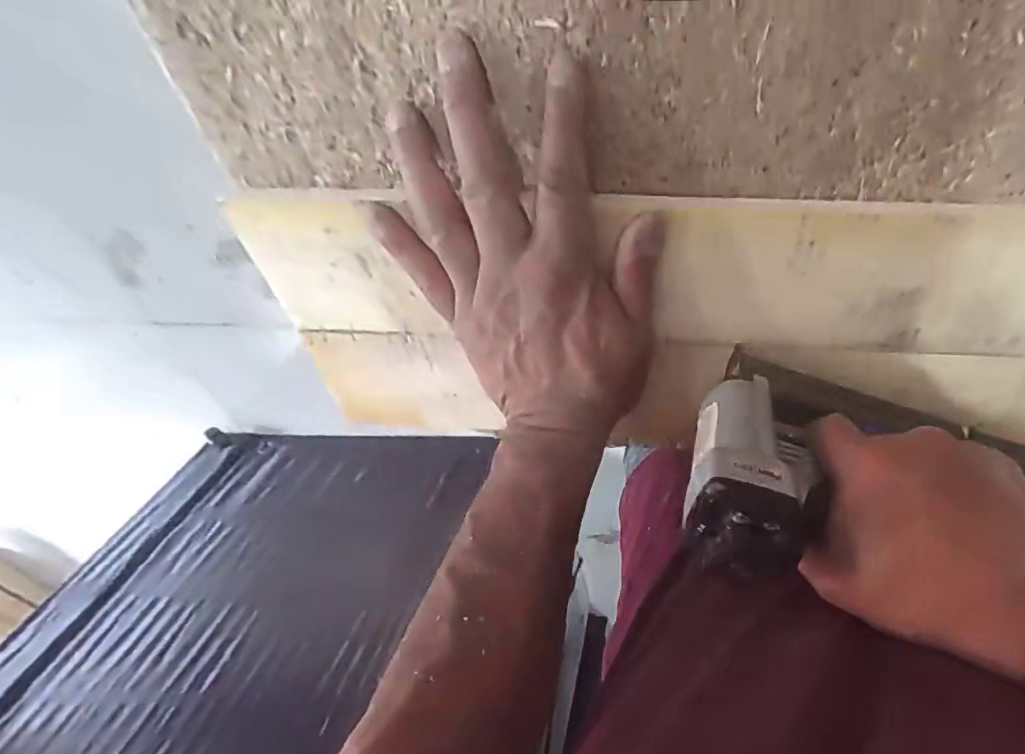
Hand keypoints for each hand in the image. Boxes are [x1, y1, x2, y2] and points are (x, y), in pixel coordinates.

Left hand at [371, 31, 663, 441]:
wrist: (557, 429)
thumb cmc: (603, 381)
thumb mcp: (637, 331)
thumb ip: (636, 275)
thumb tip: (650, 223)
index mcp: (562, 265)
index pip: (563, 179)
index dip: (563, 121)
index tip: (560, 67)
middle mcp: (513, 263)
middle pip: (487, 178)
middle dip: (471, 111)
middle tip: (453, 53)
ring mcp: (479, 287)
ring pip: (442, 214)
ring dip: (418, 159)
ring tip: (399, 109)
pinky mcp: (460, 314)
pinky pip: (426, 274)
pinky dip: (399, 243)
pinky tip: (374, 210)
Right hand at [801, 416, 1024, 656]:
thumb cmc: (930, 594)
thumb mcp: (853, 591)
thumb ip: (816, 559)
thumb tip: (809, 543)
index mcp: (869, 465)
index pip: (825, 430)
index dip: (818, 453)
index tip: (824, 485)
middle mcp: (914, 441)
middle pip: (877, 452)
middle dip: (872, 482)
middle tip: (883, 527)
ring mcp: (961, 447)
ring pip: (920, 461)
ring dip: (916, 485)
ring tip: (935, 533)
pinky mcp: (999, 460)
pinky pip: (959, 468)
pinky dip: (955, 489)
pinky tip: (972, 528)